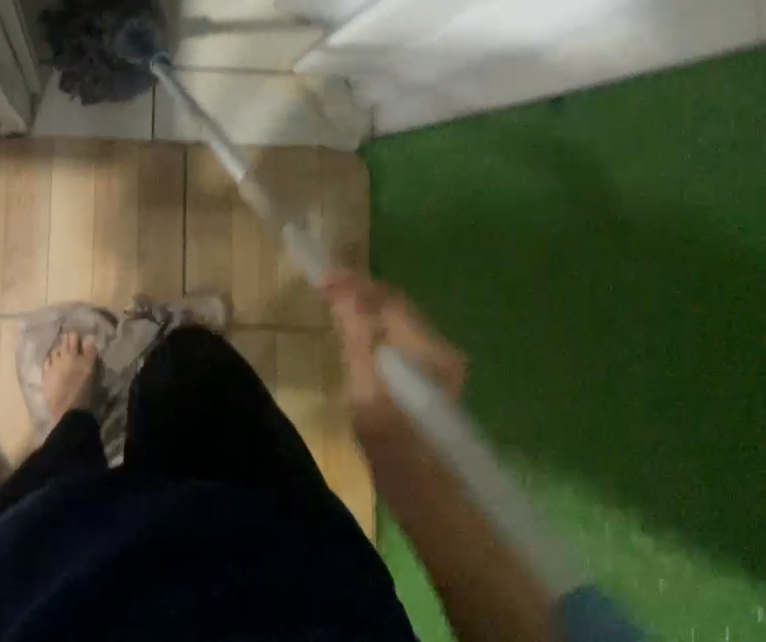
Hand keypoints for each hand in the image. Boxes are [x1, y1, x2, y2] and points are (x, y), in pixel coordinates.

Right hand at [322, 267, 467, 432]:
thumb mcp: (365, 388)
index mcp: (429, 350)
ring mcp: (441, 362)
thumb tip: (341, 289)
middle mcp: (442, 348)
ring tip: (334, 302)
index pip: (389, 301)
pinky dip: (375, 328)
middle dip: (360, 293)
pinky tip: (355, 330)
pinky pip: (399, 336)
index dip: (355, 284)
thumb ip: (356, 335)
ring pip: (397, 320)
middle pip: (396, 307)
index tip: (323, 276)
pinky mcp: (432, 374)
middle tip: (324, 285)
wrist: (424, 489)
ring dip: (366, 309)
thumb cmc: (393, 444)